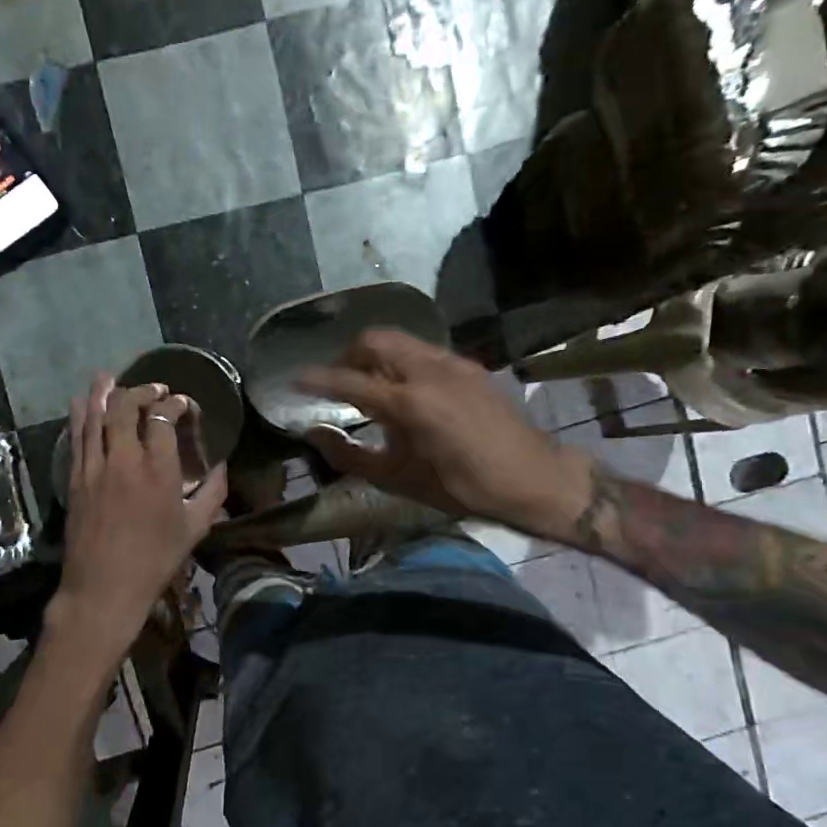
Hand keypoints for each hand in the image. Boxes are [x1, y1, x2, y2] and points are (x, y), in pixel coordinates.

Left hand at [53, 376, 228, 636]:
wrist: (104, 587)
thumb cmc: (155, 561)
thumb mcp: (195, 528)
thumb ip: (213, 492)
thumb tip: (221, 465)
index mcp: (158, 472)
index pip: (162, 418)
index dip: (174, 403)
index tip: (181, 403)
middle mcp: (124, 460)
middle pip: (125, 407)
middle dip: (141, 390)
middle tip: (153, 390)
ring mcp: (94, 467)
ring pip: (95, 416)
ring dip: (104, 391)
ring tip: (111, 376)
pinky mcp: (74, 478)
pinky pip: (77, 436)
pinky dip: (81, 414)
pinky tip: (83, 402)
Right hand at [297, 329, 592, 540]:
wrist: (532, 478)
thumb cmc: (459, 486)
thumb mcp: (396, 479)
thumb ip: (348, 454)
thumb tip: (314, 433)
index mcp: (407, 403)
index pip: (348, 380)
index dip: (316, 379)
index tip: (294, 379)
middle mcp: (428, 371)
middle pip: (374, 340)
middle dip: (347, 356)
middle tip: (336, 381)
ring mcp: (452, 363)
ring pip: (401, 340)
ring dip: (375, 355)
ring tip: (368, 383)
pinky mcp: (469, 366)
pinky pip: (423, 350)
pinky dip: (402, 360)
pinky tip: (405, 389)